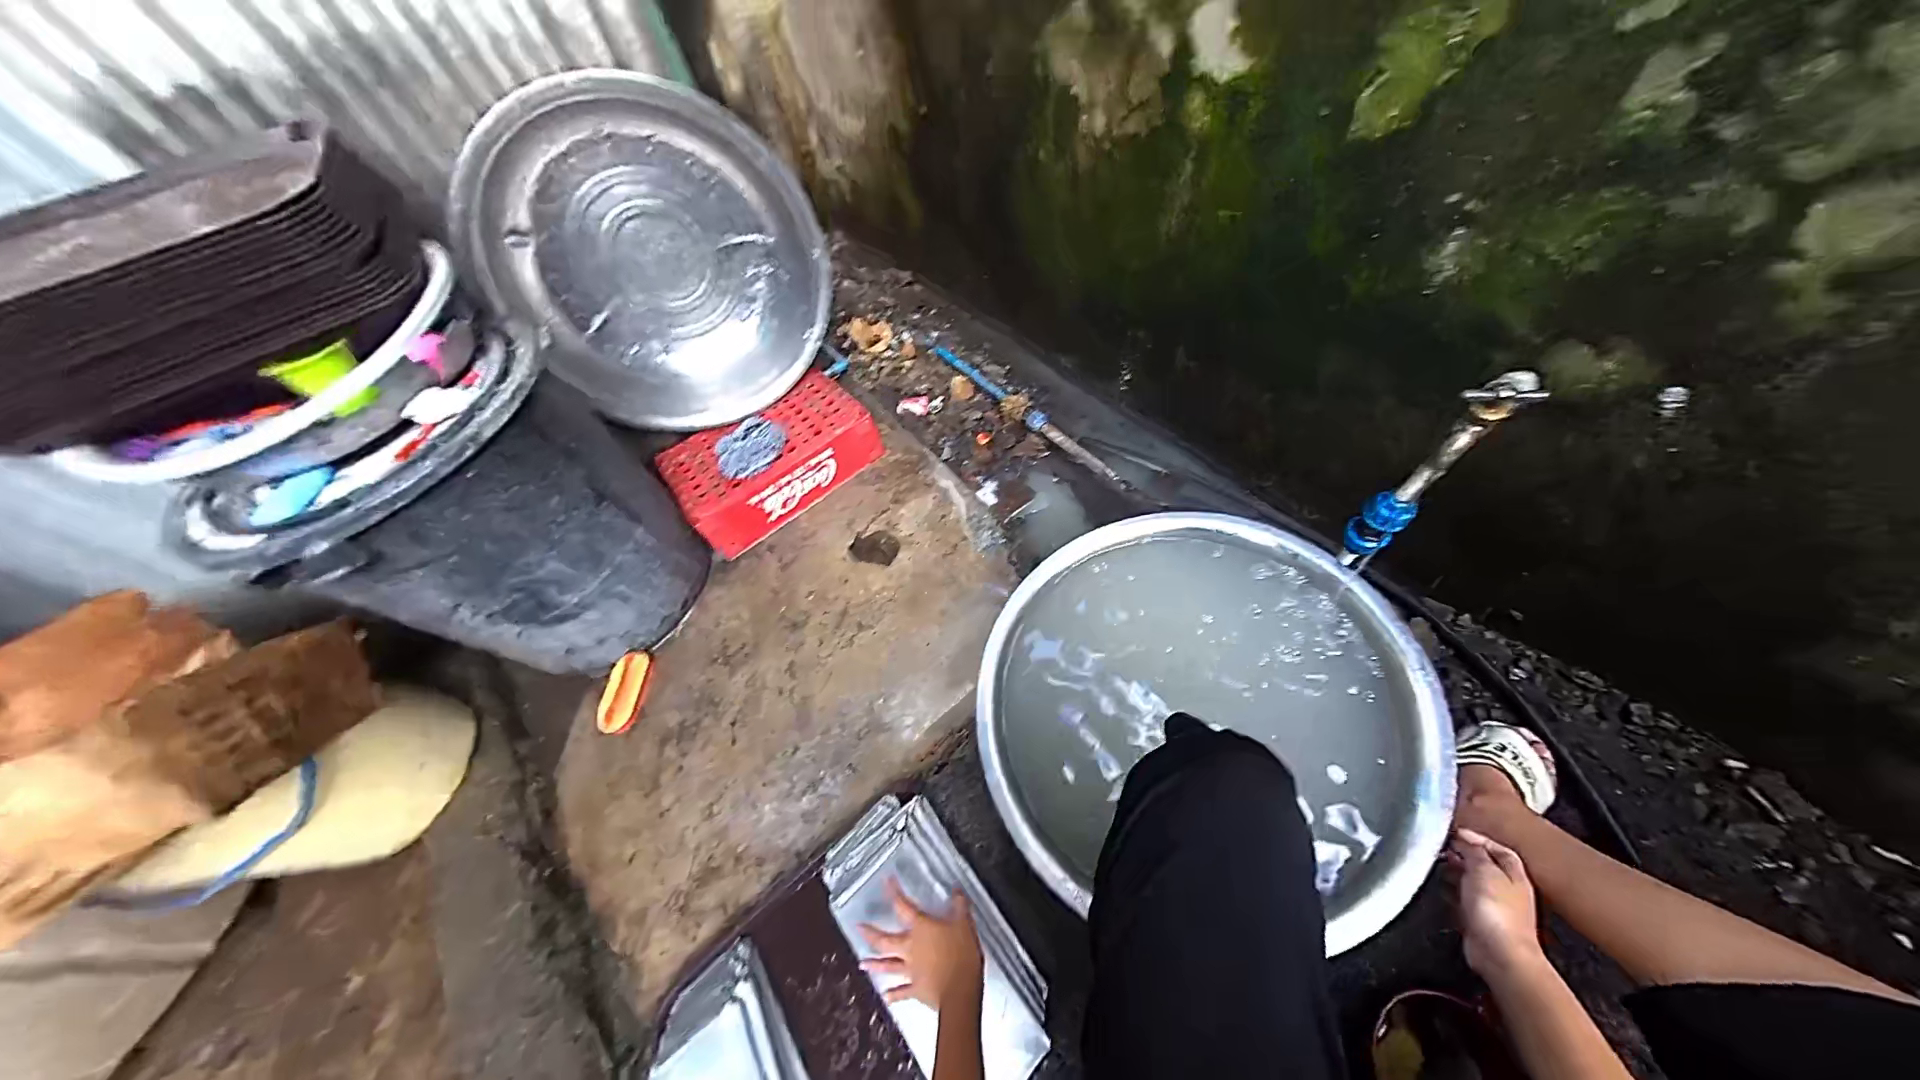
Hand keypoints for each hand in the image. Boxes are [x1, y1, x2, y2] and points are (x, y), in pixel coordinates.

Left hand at [858, 879, 984, 1011]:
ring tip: (862, 963)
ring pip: (888, 965)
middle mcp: (910, 948)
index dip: (893, 892)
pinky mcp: (916, 990)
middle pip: (885, 939)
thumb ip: (960, 905)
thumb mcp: (964, 923)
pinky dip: (893, 995)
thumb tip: (957, 891)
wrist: (959, 991)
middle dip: (871, 932)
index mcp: (920, 928)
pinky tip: (885, 996)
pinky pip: (902, 992)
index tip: (886, 882)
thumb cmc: (961, 954)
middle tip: (858, 927)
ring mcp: (911, 970)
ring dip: (875, 964)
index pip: (903, 906)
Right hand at [1452, 827, 1545, 977]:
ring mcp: (1493, 907)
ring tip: (1436, 864)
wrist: (1499, 953)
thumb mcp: (1484, 870)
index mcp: (1514, 876)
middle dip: (1464, 854)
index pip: (1499, 850)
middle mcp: (1506, 890)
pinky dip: (1450, 892)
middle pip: (1485, 865)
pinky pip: (1462, 900)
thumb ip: (1473, 852)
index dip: (1479, 839)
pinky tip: (1439, 888)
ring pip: (1472, 882)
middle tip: (1442, 847)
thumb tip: (1464, 840)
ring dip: (1455, 872)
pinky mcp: (1479, 921)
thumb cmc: (1496, 910)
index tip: (1455, 833)